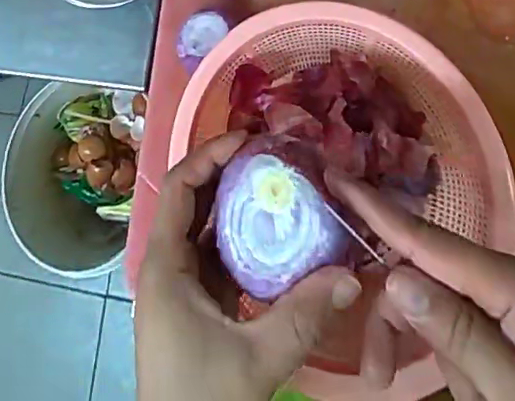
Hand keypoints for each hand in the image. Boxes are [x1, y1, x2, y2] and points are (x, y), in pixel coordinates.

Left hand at [135, 130, 363, 400]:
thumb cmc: (201, 400)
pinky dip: (244, 239)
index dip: (209, 156)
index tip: (248, 140)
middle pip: (193, 201)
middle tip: (271, 153)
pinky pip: (218, 257)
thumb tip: (350, 276)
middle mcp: (167, 265)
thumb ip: (302, 315)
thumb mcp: (255, 359)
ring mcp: (181, 286)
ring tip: (278, 181)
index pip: (179, 188)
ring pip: (207, 229)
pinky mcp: (197, 305)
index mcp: (164, 265)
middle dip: (228, 172)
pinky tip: (277, 234)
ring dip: (237, 204)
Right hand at [330, 173, 514, 400]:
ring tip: (445, 394)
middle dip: (399, 319)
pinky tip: (474, 390)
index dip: (378, 209)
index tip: (337, 175)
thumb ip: (459, 334)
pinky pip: (474, 335)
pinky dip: (460, 365)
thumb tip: (399, 275)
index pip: (429, 239)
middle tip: (376, 376)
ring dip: (432, 355)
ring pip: (448, 313)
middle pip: (431, 279)